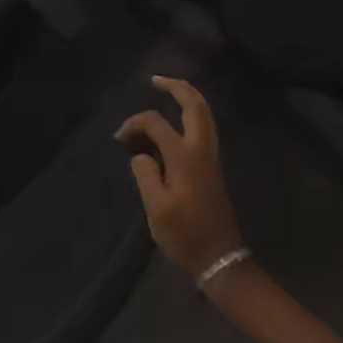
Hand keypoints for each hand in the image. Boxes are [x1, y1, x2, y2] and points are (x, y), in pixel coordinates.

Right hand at [117, 76, 243, 281]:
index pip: (155, 122)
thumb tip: (141, 154)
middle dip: (177, 87)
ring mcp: (211, 160)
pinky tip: (178, 117)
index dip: (133, 124)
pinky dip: (191, 115)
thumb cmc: (185, 235)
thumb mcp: (155, 206)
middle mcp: (202, 151)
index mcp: (185, 157)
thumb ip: (144, 172)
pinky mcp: (213, 169)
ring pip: (206, 117)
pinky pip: (204, 129)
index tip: (120, 140)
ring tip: (167, 89)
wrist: (222, 262)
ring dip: (188, 98)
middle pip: (196, 107)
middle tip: (155, 79)